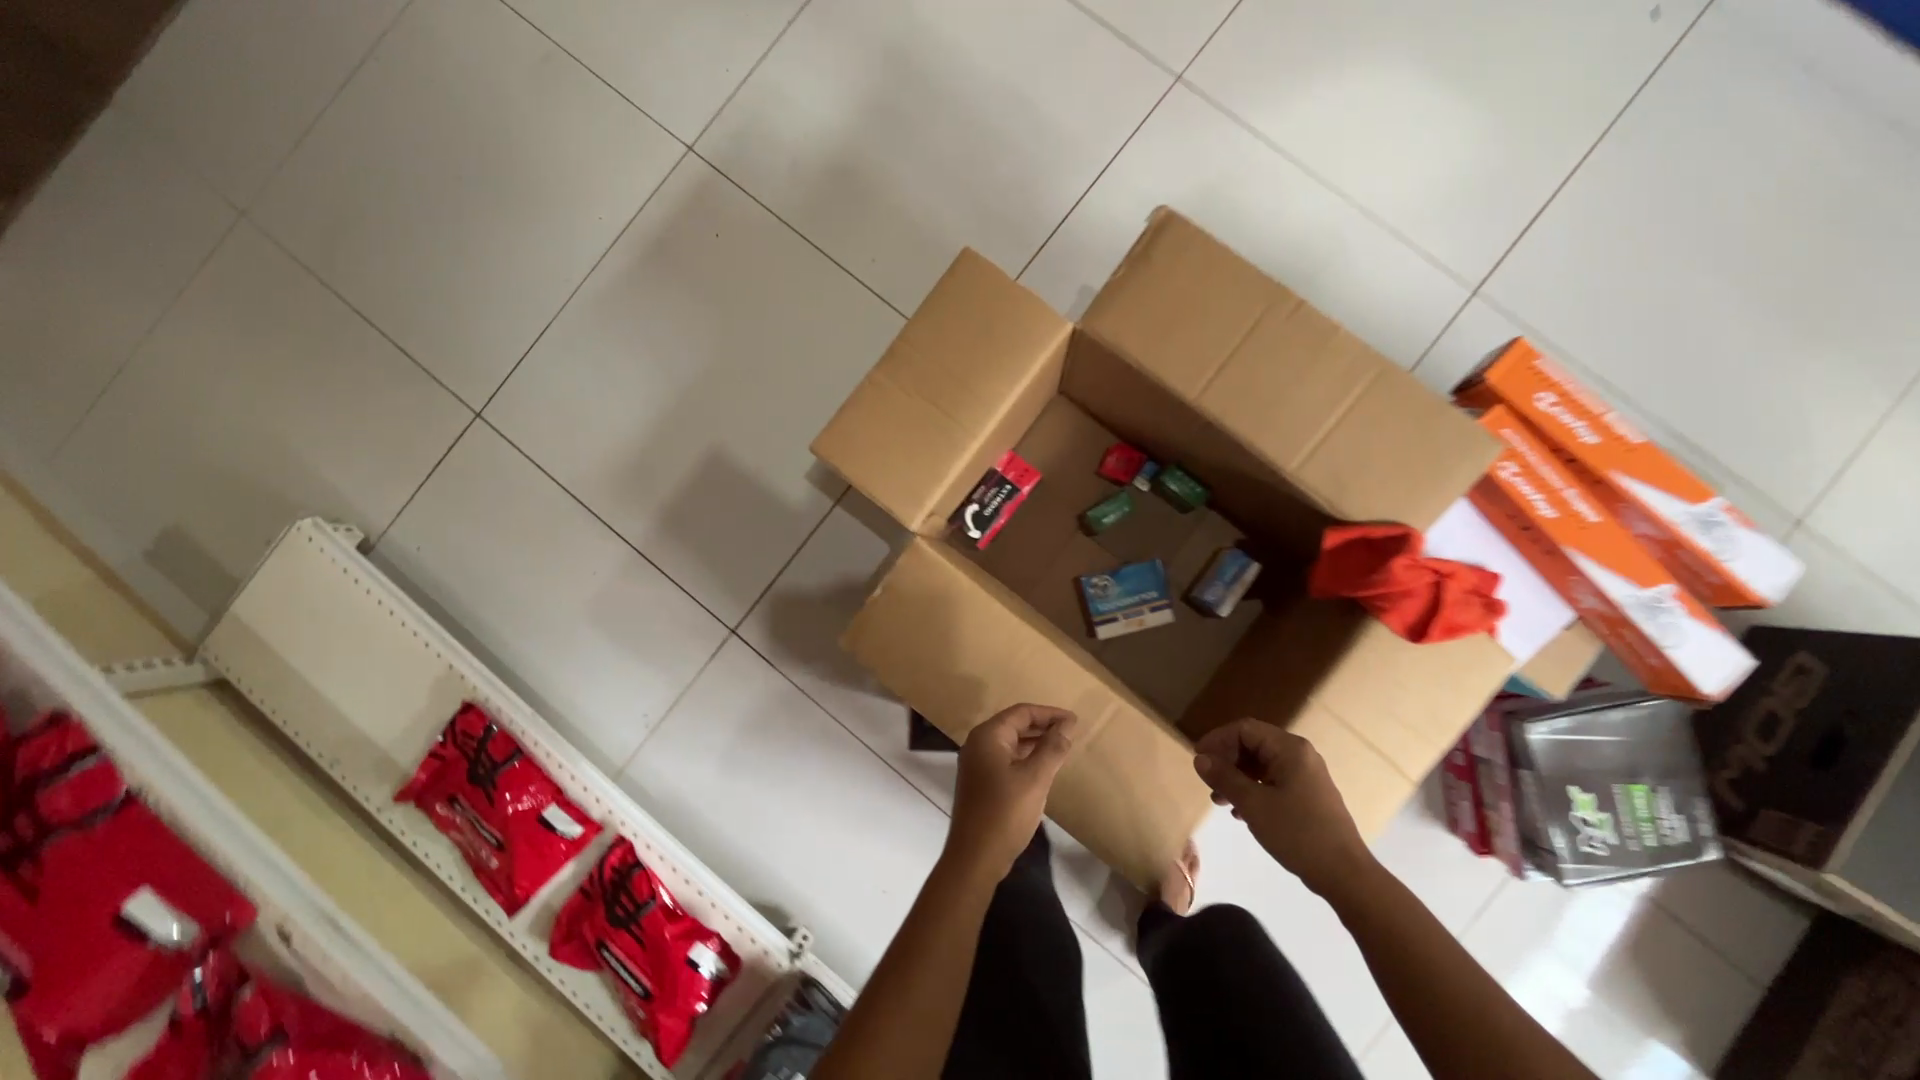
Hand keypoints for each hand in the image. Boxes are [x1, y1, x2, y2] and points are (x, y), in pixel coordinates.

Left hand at [945, 704, 1077, 880]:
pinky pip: (1006, 760)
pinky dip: (1026, 759)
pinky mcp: (980, 784)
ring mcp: (977, 766)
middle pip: (1014, 725)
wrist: (975, 857)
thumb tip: (1067, 724)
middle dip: (1043, 726)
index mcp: (987, 737)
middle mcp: (978, 745)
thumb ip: (1052, 748)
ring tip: (1062, 748)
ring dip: (1035, 743)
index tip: (1075, 721)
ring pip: (1010, 744)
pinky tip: (1043, 769)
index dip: (1049, 713)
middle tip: (1071, 732)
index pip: (1021, 712)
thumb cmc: (1005, 813)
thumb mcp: (1035, 778)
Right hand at [1192, 719, 1375, 899]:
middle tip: (1208, 783)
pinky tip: (1241, 813)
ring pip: (1262, 764)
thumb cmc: (1297, 832)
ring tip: (1221, 801)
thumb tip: (1200, 759)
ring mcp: (1306, 775)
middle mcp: (1300, 755)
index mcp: (1289, 749)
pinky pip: (1273, 781)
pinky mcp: (1308, 795)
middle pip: (1253, 744)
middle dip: (1227, 761)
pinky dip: (1253, 790)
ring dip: (1238, 778)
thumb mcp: (1253, 804)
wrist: (1343, 872)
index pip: (1245, 729)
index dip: (1217, 740)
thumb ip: (1225, 778)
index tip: (1198, 760)